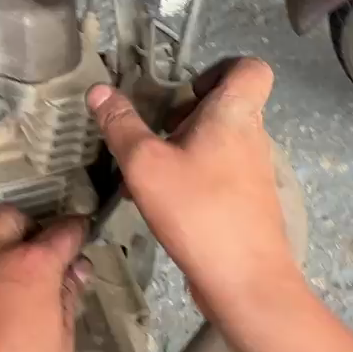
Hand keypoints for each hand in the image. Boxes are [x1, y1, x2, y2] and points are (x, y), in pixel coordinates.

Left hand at [0, 206, 90, 351]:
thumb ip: (68, 298)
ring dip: (2, 241)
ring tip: (12, 269)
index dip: (79, 230)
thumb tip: (76, 271)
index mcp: (36, 262)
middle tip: (40, 253)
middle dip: (30, 226)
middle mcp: (0, 252)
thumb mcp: (62, 340)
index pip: (65, 230)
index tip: (84, 236)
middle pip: (15, 216)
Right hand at [87, 58, 300, 321]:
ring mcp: (253, 172)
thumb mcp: (145, 164)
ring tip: (147, 171)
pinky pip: (218, 173)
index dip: (221, 68)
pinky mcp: (248, 203)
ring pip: (218, 142)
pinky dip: (191, 177)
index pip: (251, 68)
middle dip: (187, 113)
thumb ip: (121, 125)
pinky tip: (160, 202)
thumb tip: (99, 90)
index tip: (186, 90)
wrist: (247, 283)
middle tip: (156, 132)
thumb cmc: (198, 212)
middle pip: (226, 106)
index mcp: (235, 115)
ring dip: (183, 148)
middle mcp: (252, 137)